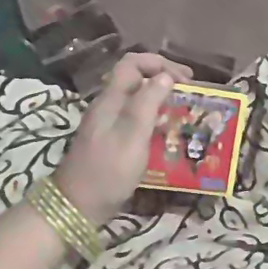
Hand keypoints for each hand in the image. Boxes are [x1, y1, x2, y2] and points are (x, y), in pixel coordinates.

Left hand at [53, 53, 194, 223]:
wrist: (78, 205)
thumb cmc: (109, 170)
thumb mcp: (133, 135)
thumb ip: (148, 103)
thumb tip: (165, 76)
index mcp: (111, 99)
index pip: (132, 63)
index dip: (160, 63)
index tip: (186, 79)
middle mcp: (108, 106)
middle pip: (135, 78)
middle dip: (163, 79)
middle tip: (189, 93)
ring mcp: (108, 123)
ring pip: (136, 98)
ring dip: (160, 98)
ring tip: (182, 111)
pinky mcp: (111, 140)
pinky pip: (135, 118)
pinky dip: (153, 117)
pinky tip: (166, 132)